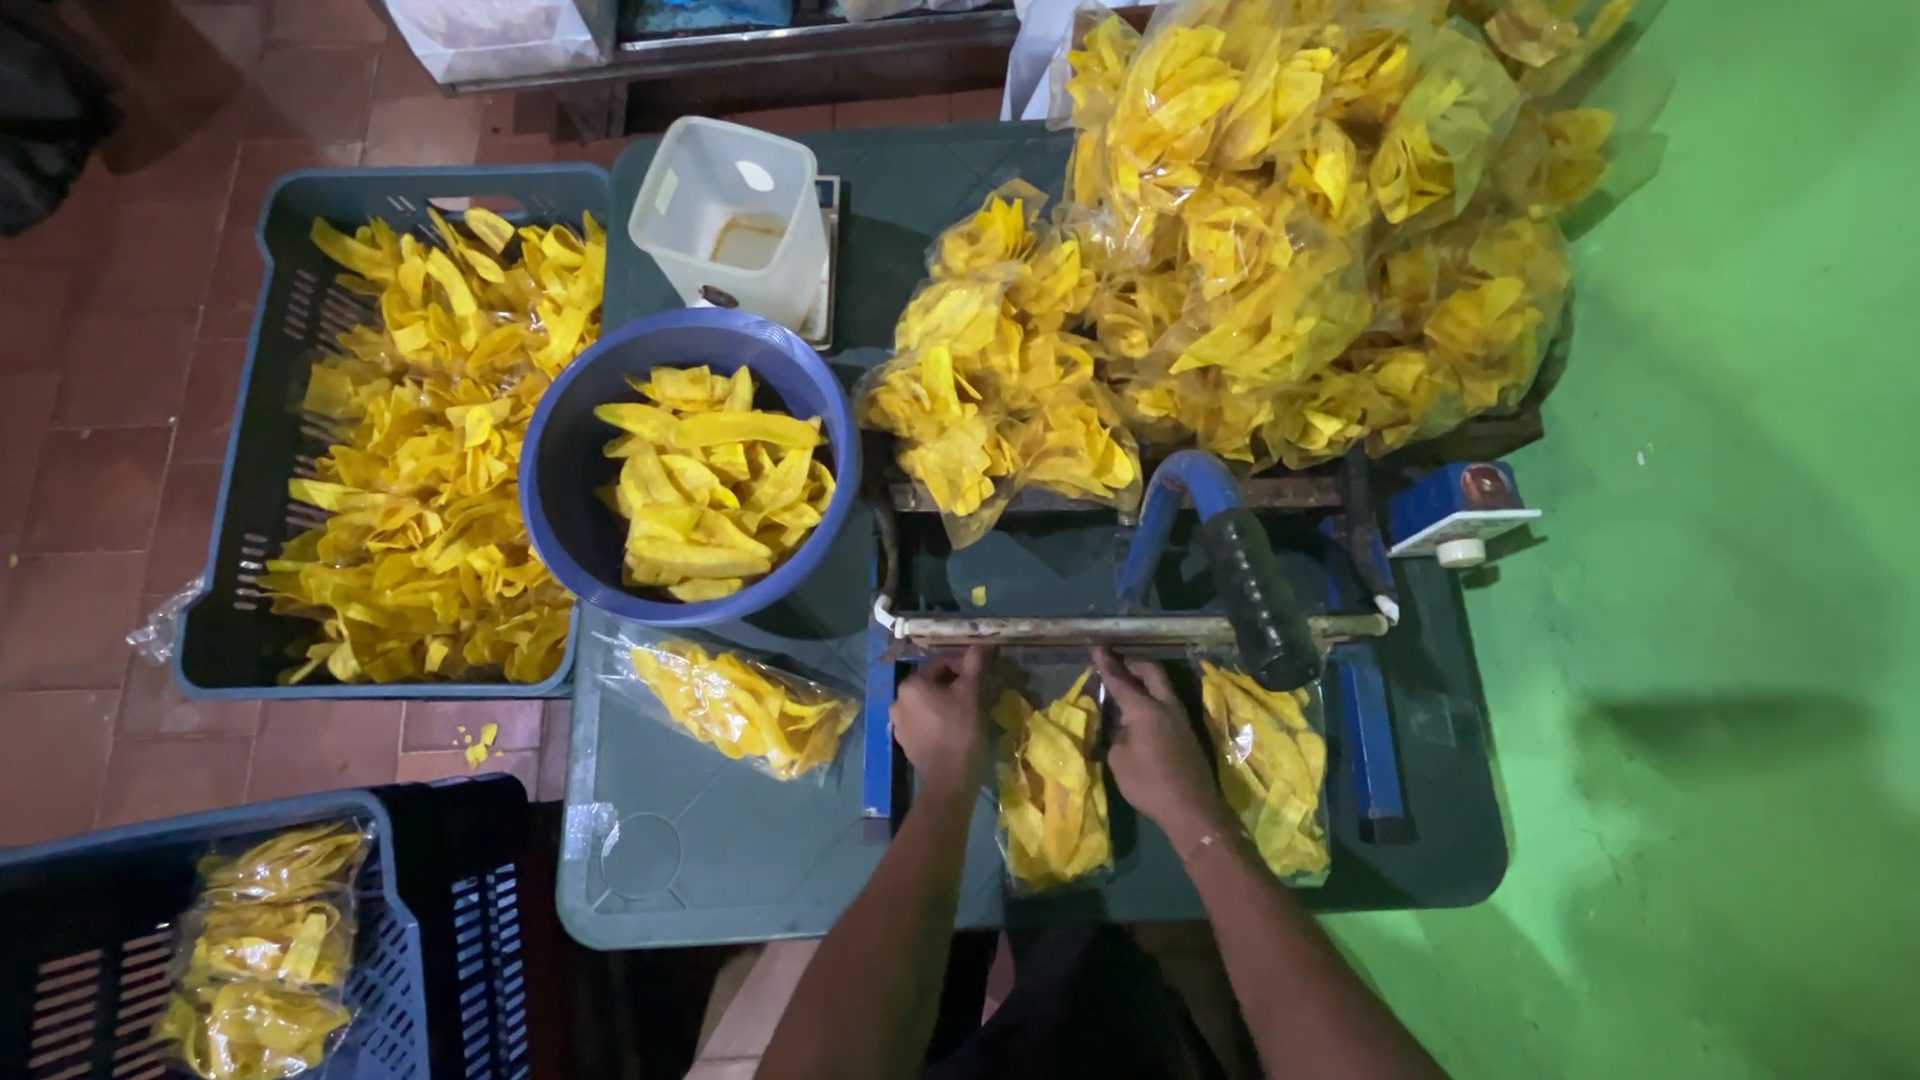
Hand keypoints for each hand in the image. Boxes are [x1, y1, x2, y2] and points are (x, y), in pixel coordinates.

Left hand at [892, 646, 991, 793]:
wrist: (948, 777)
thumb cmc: (959, 730)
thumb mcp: (969, 694)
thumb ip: (972, 666)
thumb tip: (978, 645)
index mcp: (911, 684)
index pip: (938, 663)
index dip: (960, 665)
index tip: (976, 675)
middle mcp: (897, 699)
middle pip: (928, 681)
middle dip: (949, 683)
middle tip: (970, 692)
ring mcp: (897, 721)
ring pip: (923, 701)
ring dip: (940, 700)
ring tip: (961, 710)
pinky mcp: (903, 740)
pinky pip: (919, 719)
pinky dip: (933, 717)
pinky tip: (949, 727)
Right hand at [1092, 648, 1234, 849]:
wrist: (1191, 808)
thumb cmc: (1148, 784)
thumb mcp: (1118, 759)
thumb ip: (1116, 734)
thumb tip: (1122, 724)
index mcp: (1144, 709)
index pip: (1120, 680)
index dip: (1106, 664)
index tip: (1096, 648)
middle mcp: (1165, 706)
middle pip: (1151, 671)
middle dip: (1132, 662)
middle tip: (1116, 661)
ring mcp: (1180, 717)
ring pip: (1162, 685)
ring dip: (1144, 679)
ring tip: (1127, 682)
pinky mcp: (1187, 731)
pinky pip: (1166, 701)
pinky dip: (1152, 695)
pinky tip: (1141, 708)